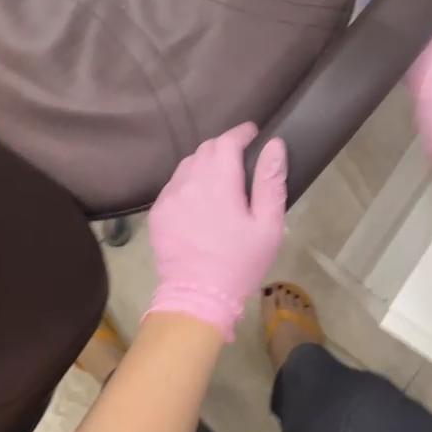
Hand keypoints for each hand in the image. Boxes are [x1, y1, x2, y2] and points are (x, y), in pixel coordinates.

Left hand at [144, 124, 287, 338]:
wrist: (198, 298)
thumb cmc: (240, 263)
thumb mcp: (268, 226)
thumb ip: (270, 182)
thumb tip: (274, 145)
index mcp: (218, 182)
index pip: (227, 141)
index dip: (241, 133)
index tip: (253, 134)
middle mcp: (188, 182)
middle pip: (205, 149)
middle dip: (224, 147)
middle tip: (242, 158)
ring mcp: (168, 197)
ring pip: (187, 165)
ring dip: (205, 164)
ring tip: (222, 178)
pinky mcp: (158, 213)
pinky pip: (174, 185)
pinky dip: (189, 183)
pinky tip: (201, 200)